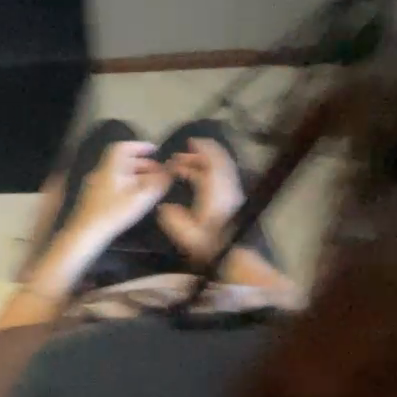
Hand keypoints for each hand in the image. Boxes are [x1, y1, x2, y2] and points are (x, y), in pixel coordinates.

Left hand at [71, 141, 168, 237]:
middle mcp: (100, 173)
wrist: (83, 235)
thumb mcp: (141, 198)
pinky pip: (111, 186)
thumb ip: (158, 183)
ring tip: (150, 185)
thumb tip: (170, 172)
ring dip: (134, 176)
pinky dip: (125, 186)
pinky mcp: (91, 200)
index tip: (155, 151)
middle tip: (158, 172)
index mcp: (110, 168)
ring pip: (117, 175)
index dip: (140, 146)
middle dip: (142, 164)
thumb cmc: (113, 214)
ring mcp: (93, 187)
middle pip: (121, 162)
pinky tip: (134, 197)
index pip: (122, 147)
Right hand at [158, 138, 244, 261]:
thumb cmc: (207, 244)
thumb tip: (165, 207)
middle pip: (217, 161)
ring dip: (203, 164)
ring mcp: (231, 192)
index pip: (210, 163)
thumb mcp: (184, 233)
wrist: (229, 253)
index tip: (189, 143)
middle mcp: (225, 186)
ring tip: (185, 166)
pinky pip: (222, 177)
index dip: (201, 150)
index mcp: (214, 191)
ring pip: (220, 168)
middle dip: (199, 155)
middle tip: (180, 157)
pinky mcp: (231, 199)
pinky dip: (209, 172)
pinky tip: (198, 178)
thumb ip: (172, 217)